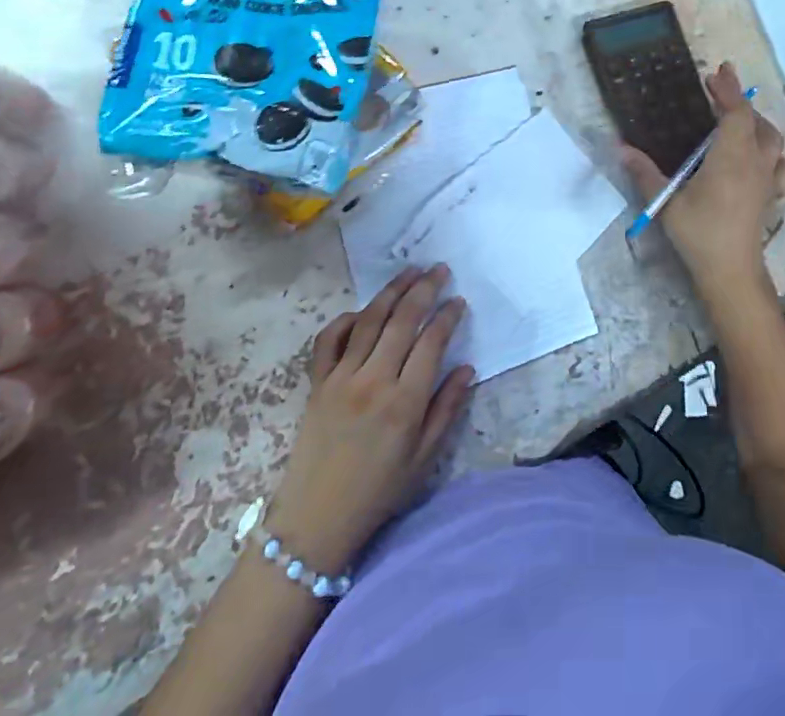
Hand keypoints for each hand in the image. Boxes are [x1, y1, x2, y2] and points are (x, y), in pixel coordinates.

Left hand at [263, 267, 473, 575]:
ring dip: (390, 293)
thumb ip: (447, 409)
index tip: (459, 300)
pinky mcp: (317, 382)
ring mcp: (340, 377)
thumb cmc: (380, 490)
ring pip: (368, 322)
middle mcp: (372, 380)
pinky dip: (345, 320)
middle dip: (423, 291)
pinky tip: (362, 311)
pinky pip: (328, 340)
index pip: (431, 343)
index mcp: (404, 401)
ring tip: (408, 272)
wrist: (319, 514)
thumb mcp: (424, 458)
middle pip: (401, 322)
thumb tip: (467, 368)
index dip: (448, 317)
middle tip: (439, 270)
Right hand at [622, 64, 784, 285]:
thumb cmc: (698, 233)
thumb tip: (620, 147)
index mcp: (731, 157)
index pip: (735, 113)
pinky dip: (773, 155)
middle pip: (757, 122)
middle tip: (718, 93)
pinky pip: (782, 166)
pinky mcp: (771, 196)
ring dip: (758, 126)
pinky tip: (760, 161)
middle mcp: (756, 162)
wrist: (730, 270)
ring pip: (774, 142)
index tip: (718, 71)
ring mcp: (768, 180)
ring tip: (739, 123)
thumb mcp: (666, 202)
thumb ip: (645, 172)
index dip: (728, 90)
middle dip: (739, 103)